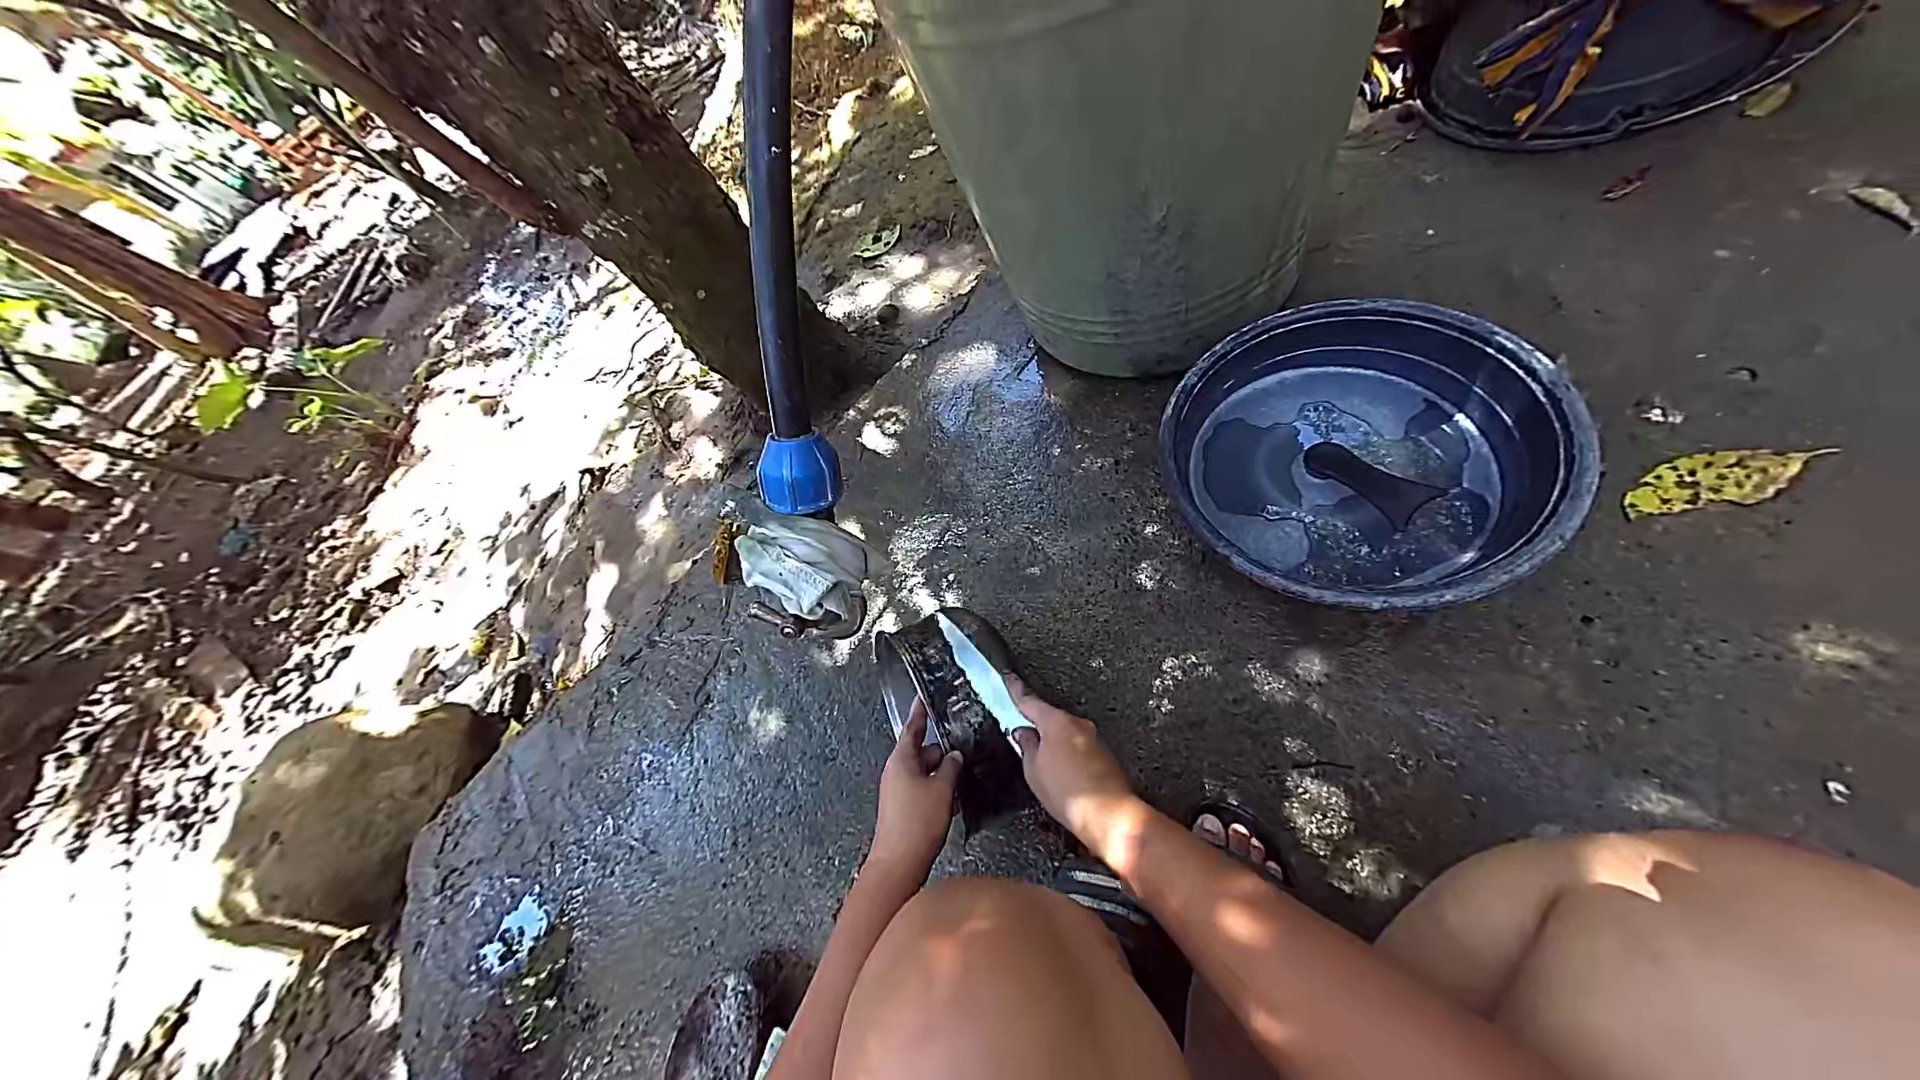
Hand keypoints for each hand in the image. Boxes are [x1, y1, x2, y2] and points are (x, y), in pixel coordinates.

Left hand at [866, 698, 961, 890]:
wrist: (899, 864)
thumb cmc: (916, 824)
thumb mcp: (942, 789)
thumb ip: (951, 767)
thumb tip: (955, 755)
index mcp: (901, 760)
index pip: (912, 728)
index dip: (920, 712)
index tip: (922, 698)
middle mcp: (896, 771)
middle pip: (923, 750)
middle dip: (942, 752)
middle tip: (963, 752)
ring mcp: (898, 790)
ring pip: (925, 771)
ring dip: (942, 774)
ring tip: (961, 780)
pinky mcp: (903, 807)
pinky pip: (923, 788)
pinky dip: (937, 790)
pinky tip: (953, 800)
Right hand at [1007, 679, 1148, 866]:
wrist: (1108, 816)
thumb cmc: (1072, 794)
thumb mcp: (1033, 770)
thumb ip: (1025, 745)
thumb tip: (1023, 735)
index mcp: (1057, 722)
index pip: (1029, 700)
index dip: (1015, 689)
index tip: (1009, 678)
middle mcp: (1078, 725)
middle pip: (1049, 720)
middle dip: (1037, 731)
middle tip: (1025, 748)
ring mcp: (1093, 739)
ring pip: (1065, 737)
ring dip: (1055, 749)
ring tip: (1049, 776)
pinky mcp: (1104, 755)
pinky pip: (1079, 750)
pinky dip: (1070, 760)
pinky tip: (1065, 781)